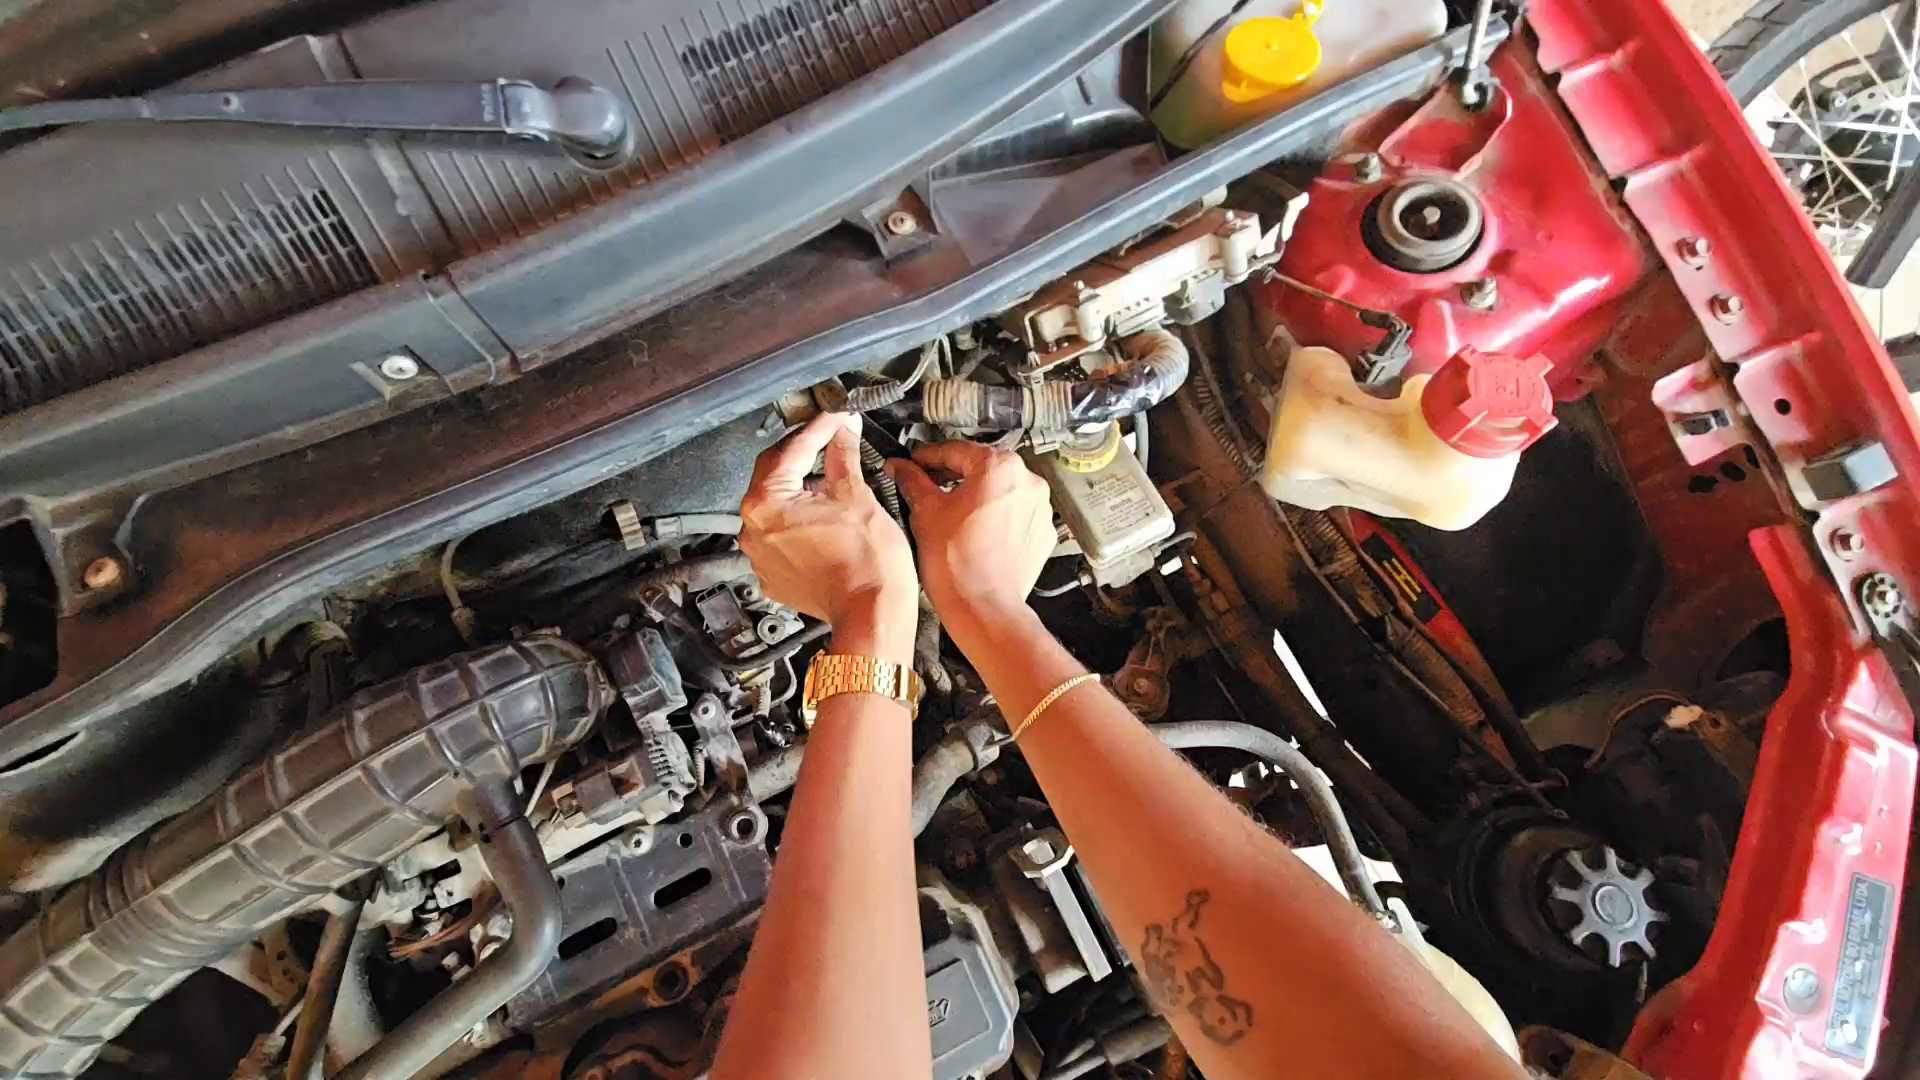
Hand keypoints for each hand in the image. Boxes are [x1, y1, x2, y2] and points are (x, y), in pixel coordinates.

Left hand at [739, 414, 917, 634]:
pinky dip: (800, 521)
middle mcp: (752, 530)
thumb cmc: (868, 563)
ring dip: (801, 488)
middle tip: (832, 438)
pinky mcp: (774, 575)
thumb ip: (842, 455)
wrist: (873, 614)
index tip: (838, 418)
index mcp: (766, 504)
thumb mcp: (856, 495)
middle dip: (804, 455)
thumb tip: (843, 431)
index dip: (820, 428)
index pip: (792, 450)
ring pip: (777, 506)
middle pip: (775, 476)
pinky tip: (824, 517)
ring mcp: (760, 556)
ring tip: (831, 478)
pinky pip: (781, 536)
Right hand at [886, 441, 1055, 635]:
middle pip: (981, 467)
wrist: (983, 608)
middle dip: (953, 476)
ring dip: (976, 496)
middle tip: (928, 487)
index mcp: (999, 467)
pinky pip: (1014, 514)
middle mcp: (1027, 482)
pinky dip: (995, 516)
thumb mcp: (925, 512)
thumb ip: (912, 481)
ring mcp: (1038, 508)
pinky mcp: (1041, 532)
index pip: (955, 450)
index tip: (915, 464)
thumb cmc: (958, 565)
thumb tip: (901, 468)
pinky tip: (973, 532)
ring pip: (1000, 491)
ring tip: (950, 513)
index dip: (928, 457)